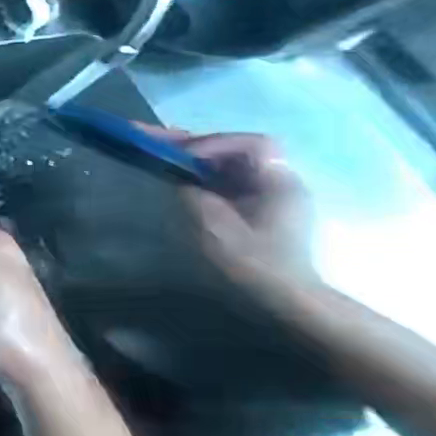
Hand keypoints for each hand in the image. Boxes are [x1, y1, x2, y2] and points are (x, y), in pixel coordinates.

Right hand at [158, 129, 318, 297]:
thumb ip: (195, 195)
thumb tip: (179, 177)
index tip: (185, 156)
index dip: (217, 142)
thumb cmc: (254, 263)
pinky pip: (227, 176)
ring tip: (153, 148)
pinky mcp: (257, 204)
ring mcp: (269, 192)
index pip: (254, 144)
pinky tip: (174, 170)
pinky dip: (200, 170)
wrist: (286, 297)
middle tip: (149, 138)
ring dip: (193, 155)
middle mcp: (279, 181)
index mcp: (279, 183)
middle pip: (236, 148)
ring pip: (229, 160)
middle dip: (193, 143)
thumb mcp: (216, 228)